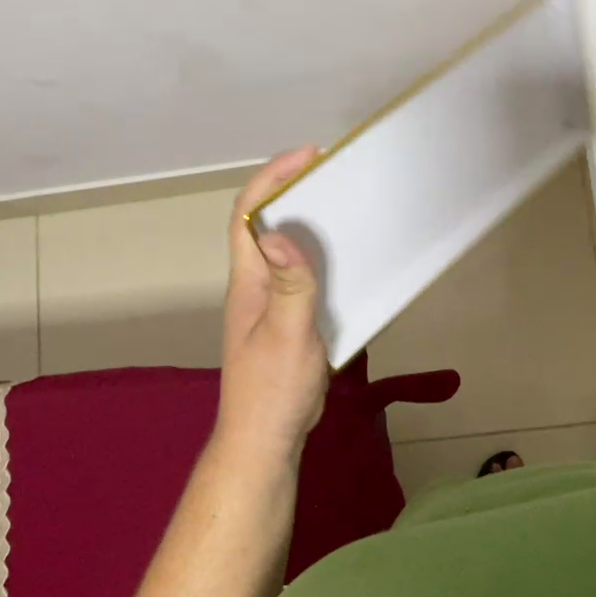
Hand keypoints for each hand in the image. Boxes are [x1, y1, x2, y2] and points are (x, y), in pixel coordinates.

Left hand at [213, 146, 330, 460]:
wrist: (265, 439)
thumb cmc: (273, 388)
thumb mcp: (287, 335)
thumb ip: (289, 286)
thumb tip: (280, 233)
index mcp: (248, 282)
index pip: (248, 216)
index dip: (271, 179)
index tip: (307, 157)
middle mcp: (255, 286)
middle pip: (265, 226)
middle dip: (291, 192)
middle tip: (331, 176)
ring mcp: (269, 306)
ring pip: (284, 252)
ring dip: (308, 225)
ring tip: (344, 210)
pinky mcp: (287, 324)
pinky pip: (301, 279)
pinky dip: (320, 261)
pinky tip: (347, 265)